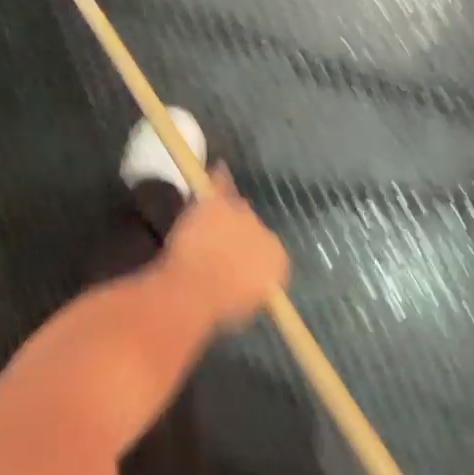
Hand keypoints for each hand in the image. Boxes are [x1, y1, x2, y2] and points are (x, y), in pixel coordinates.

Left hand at [156, 167, 288, 330]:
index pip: (266, 252)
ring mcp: (242, 214)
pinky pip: (220, 183)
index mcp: (278, 261)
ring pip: (234, 208)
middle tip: (215, 247)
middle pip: (251, 227)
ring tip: (206, 228)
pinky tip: (216, 168)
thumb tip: (247, 284)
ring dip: (224, 214)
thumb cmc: (220, 307)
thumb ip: (252, 286)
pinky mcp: (218, 202)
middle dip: (236, 234)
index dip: (247, 255)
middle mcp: (266, 232)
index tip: (233, 263)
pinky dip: (218, 177)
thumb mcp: (244, 304)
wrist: (195, 289)